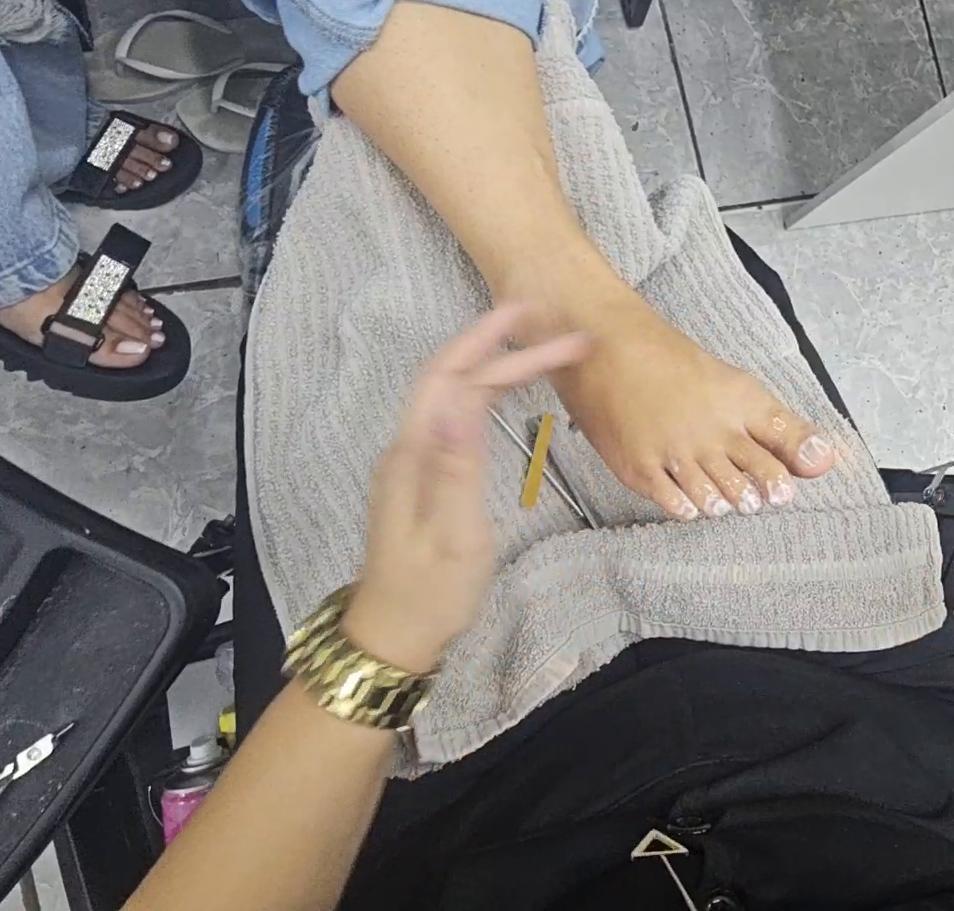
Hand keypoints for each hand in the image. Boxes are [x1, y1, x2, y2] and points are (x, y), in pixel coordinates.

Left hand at [342, 306, 587, 672]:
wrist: (393, 635)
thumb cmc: (430, 592)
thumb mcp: (453, 535)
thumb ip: (458, 468)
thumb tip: (461, 403)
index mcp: (413, 454)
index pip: (452, 378)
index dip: (489, 342)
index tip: (533, 319)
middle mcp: (409, 445)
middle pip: (454, 377)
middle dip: (503, 349)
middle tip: (559, 336)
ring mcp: (415, 458)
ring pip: (455, 393)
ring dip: (497, 366)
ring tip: (542, 351)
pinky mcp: (427, 472)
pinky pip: (458, 415)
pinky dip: (489, 393)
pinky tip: (509, 392)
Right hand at [547, 290, 838, 519]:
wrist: (606, 346)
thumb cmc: (670, 362)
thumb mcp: (733, 384)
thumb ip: (781, 427)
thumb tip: (829, 460)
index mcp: (739, 401)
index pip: (787, 441)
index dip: (800, 464)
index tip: (797, 479)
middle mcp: (711, 430)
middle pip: (758, 478)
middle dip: (767, 491)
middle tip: (763, 495)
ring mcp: (675, 452)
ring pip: (720, 499)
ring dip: (728, 502)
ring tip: (725, 495)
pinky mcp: (641, 469)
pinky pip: (677, 506)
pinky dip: (690, 508)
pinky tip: (691, 498)